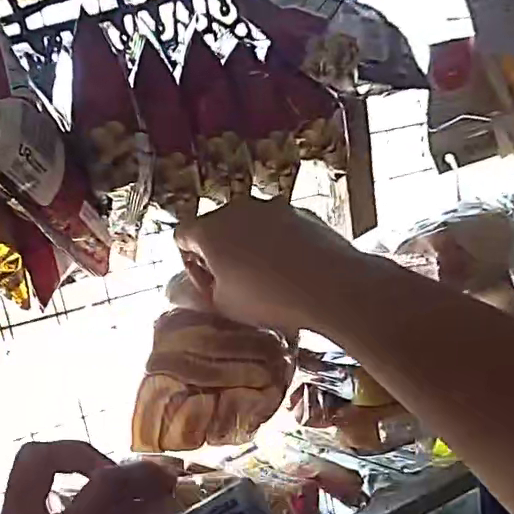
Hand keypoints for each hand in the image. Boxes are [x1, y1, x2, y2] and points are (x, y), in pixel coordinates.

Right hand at [172, 197, 376, 332]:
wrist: (332, 286)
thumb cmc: (266, 298)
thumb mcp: (222, 306)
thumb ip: (205, 291)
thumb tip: (209, 286)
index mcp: (209, 230)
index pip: (181, 236)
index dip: (189, 264)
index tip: (208, 287)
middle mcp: (237, 209)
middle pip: (215, 228)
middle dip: (219, 254)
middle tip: (232, 285)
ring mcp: (272, 207)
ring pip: (248, 226)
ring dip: (248, 248)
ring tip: (265, 280)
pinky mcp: (302, 212)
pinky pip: (278, 227)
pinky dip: (277, 245)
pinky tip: (291, 272)